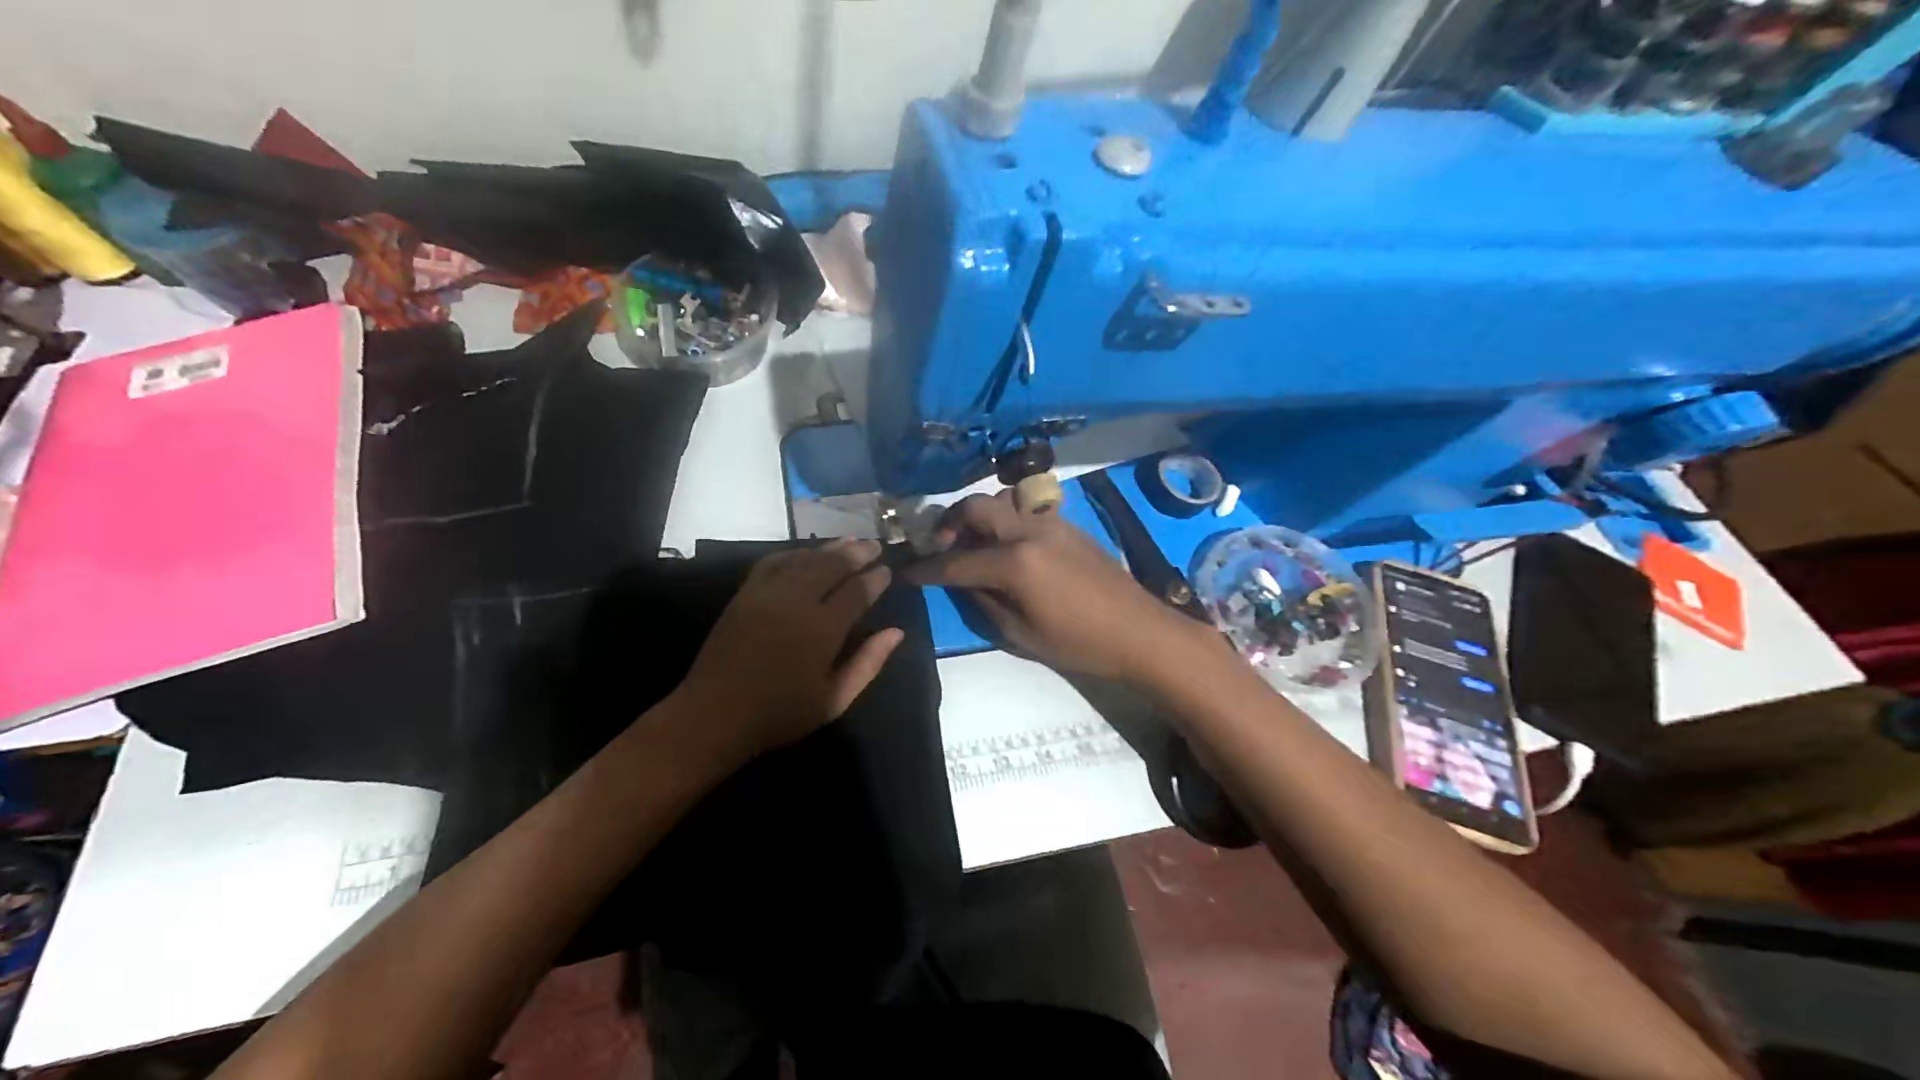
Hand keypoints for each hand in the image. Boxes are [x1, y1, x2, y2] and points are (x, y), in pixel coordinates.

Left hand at [676, 539, 904, 756]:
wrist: (716, 714)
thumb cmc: (781, 712)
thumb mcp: (834, 700)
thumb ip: (868, 663)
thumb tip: (896, 632)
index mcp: (823, 629)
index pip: (857, 592)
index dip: (875, 579)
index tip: (887, 571)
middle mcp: (797, 602)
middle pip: (832, 566)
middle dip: (856, 553)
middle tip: (874, 545)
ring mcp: (768, 594)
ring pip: (805, 559)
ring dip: (829, 548)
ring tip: (850, 540)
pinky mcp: (745, 594)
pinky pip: (773, 562)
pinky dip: (794, 553)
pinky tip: (806, 553)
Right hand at [902, 490, 1206, 681]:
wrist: (1139, 631)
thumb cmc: (1079, 644)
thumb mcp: (1020, 633)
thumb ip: (983, 600)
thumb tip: (960, 579)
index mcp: (1015, 563)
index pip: (956, 561)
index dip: (926, 569)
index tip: (905, 571)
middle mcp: (1029, 531)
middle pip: (975, 507)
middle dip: (948, 522)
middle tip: (941, 546)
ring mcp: (1051, 522)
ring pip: (1001, 499)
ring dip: (978, 516)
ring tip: (974, 543)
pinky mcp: (1067, 524)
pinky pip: (1025, 508)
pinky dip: (1004, 518)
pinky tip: (1006, 544)